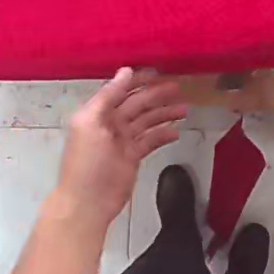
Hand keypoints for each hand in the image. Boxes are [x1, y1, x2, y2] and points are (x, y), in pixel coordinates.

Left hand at [53, 69, 186, 228]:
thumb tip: (125, 71)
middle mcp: (110, 123)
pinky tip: (176, 132)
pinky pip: (150, 141)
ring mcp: (122, 140)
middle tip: (179, 88)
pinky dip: (163, 135)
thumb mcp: (92, 123)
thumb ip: (108, 96)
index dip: (138, 81)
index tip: (158, 72)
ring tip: (185, 109)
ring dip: (165, 114)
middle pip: (138, 105)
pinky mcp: (132, 156)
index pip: (121, 91)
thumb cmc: (87, 162)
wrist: (88, 201)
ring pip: (147, 121)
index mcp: (98, 113)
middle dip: (157, 96)